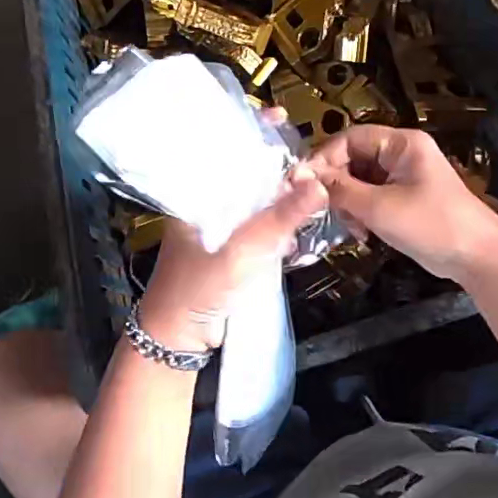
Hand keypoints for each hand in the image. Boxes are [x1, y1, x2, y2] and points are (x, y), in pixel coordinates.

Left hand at [137, 169, 327, 352]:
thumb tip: (318, 186)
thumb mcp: (241, 253)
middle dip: (278, 186)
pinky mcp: (228, 253)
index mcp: (194, 197)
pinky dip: (274, 232)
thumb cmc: (199, 289)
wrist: (179, 339)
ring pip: (254, 210)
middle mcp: (203, 208)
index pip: (232, 163)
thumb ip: (277, 221)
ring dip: (279, 210)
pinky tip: (297, 230)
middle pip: (247, 186)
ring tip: (313, 202)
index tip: (300, 160)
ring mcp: (216, 232)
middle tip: (315, 182)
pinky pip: (256, 233)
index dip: (266, 158)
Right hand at [304, 125, 497, 281]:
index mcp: (401, 144)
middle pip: (352, 159)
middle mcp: (400, 154)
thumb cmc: (432, 224)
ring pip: (357, 180)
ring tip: (347, 224)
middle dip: (335, 184)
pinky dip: (359, 212)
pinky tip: (360, 232)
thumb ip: (338, 189)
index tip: (303, 183)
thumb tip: (299, 176)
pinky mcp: (402, 198)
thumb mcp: (378, 207)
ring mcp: (402, 176)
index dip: (324, 158)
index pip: (349, 139)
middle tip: (322, 208)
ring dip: (347, 202)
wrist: (478, 258)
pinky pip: (369, 196)